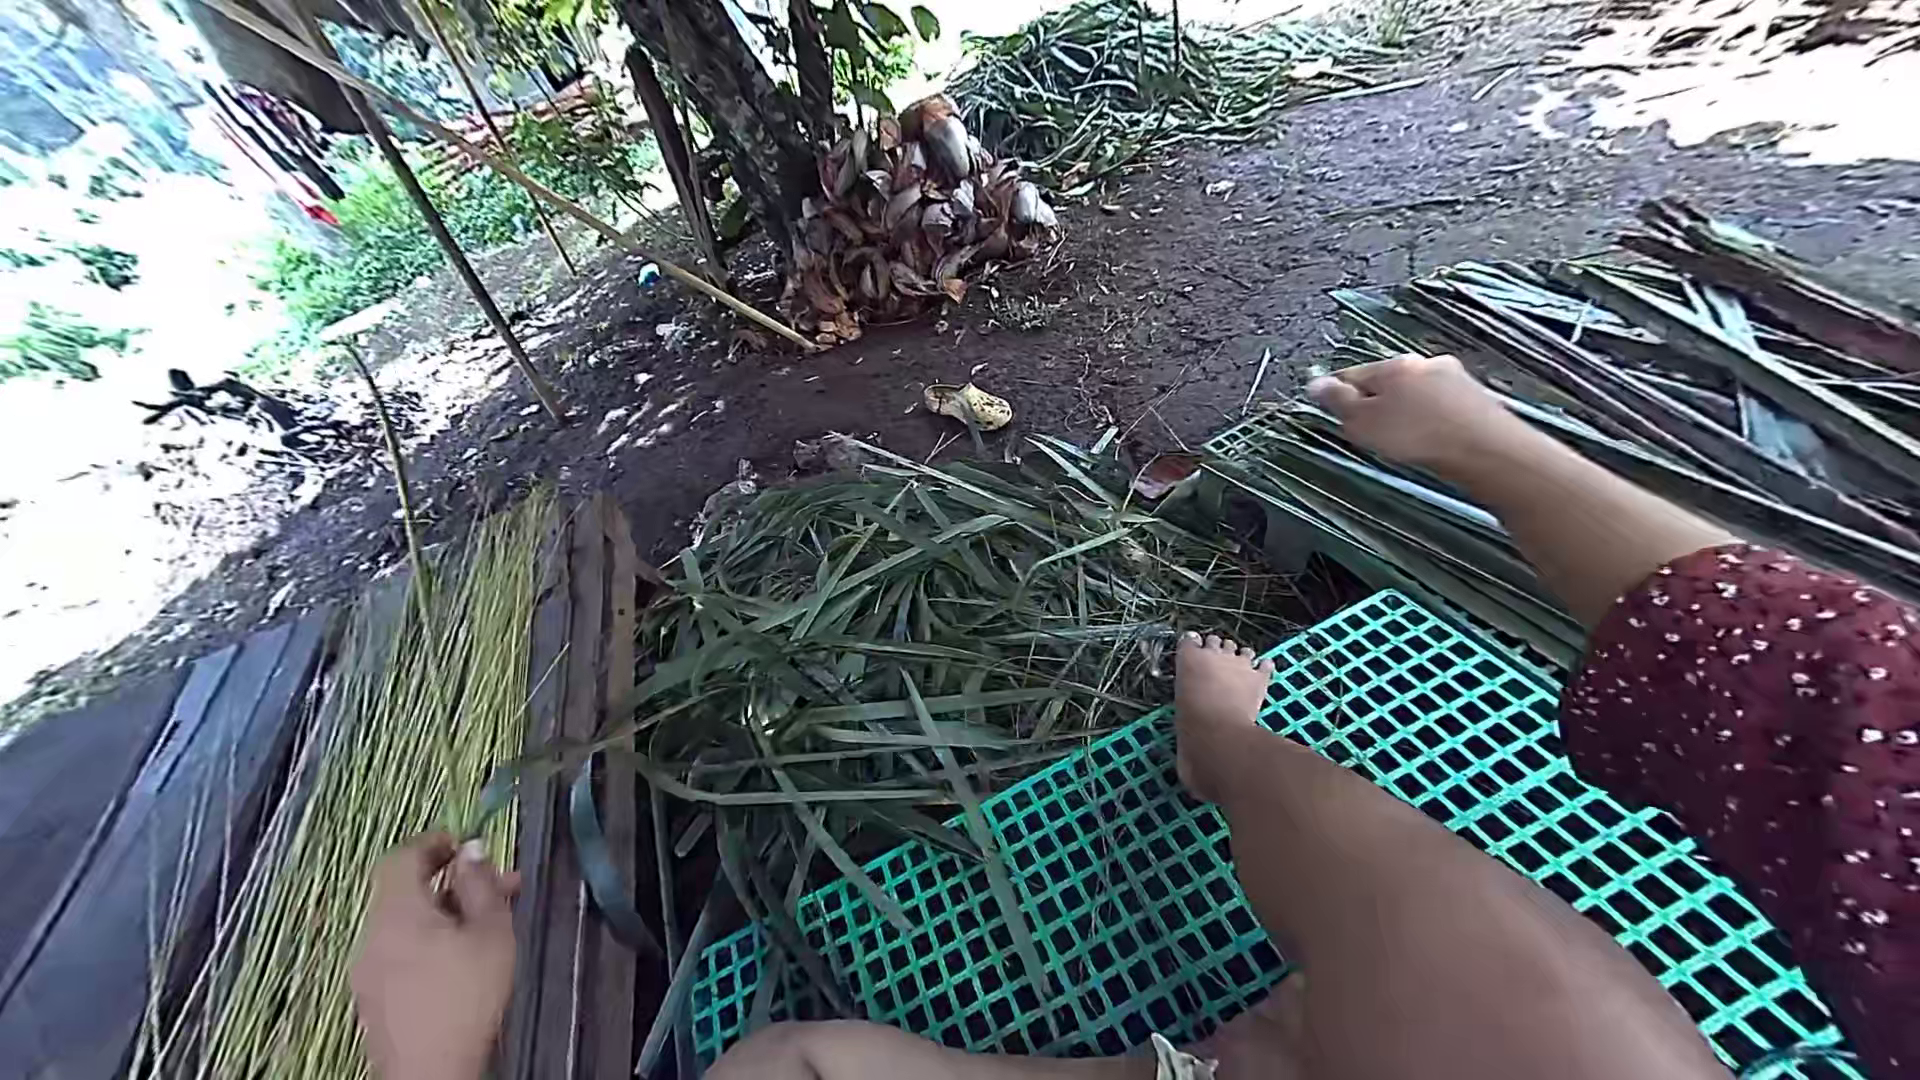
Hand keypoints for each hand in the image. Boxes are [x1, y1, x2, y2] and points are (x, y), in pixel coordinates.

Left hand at [351, 833, 520, 1079]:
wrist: (432, 1073)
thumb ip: (480, 884)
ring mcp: (370, 971)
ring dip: (451, 906)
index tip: (468, 841)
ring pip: (410, 920)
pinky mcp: (377, 996)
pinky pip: (405, 946)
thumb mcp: (490, 927)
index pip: (400, 859)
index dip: (433, 842)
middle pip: (408, 891)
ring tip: (497, 913)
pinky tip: (471, 948)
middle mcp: (373, 939)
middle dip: (455, 878)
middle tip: (502, 880)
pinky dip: (437, 933)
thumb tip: (471, 850)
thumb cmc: (467, 990)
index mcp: (397, 917)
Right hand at [1306, 353, 1531, 468]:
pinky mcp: (1475, 396)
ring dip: (1401, 411)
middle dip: (1372, 403)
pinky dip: (1426, 419)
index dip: (1336, 395)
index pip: (1350, 374)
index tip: (1333, 415)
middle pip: (1384, 382)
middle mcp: (1424, 363)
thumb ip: (1336, 400)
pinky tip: (1426, 438)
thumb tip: (1315, 383)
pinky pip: (1437, 405)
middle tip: (1366, 432)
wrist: (1486, 450)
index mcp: (1393, 366)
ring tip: (1398, 439)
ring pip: (1412, 392)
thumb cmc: (1415, 436)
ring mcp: (1454, 377)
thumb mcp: (1360, 421)